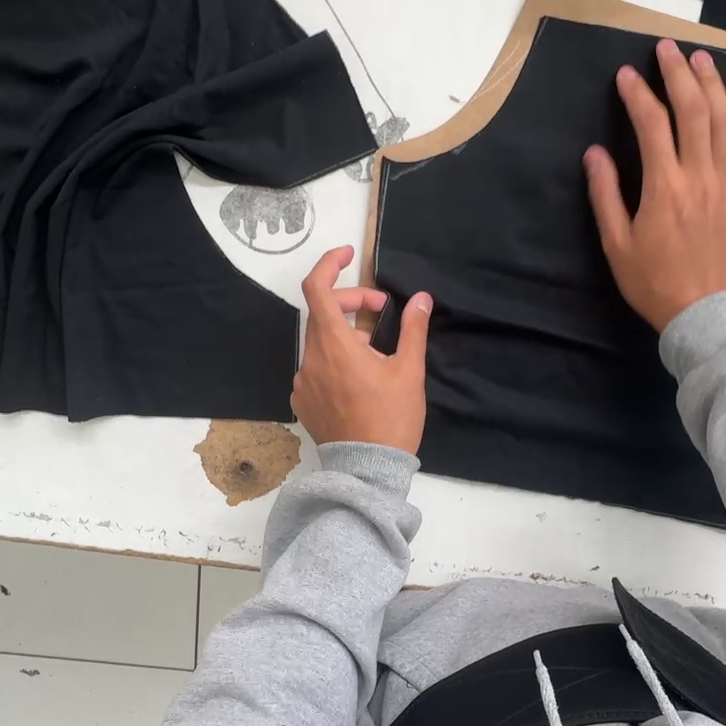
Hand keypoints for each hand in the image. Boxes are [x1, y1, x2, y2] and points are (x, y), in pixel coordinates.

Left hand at [290, 246, 432, 453]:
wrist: (368, 469)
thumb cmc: (392, 418)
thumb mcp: (409, 371)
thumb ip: (414, 330)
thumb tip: (423, 299)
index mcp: (334, 344)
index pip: (317, 287)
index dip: (330, 264)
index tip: (349, 256)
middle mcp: (311, 358)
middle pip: (323, 312)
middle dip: (352, 301)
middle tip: (383, 310)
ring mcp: (303, 381)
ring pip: (320, 342)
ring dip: (345, 334)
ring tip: (375, 353)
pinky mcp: (302, 401)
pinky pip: (315, 367)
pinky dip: (334, 360)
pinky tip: (358, 379)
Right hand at [584, 39, 725, 331]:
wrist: (699, 311)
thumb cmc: (651, 281)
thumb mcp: (616, 244)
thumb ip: (605, 195)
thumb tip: (594, 153)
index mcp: (664, 187)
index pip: (651, 124)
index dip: (637, 94)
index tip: (625, 76)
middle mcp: (699, 175)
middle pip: (693, 109)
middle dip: (678, 73)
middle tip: (666, 49)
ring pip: (725, 120)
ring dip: (713, 84)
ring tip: (700, 59)